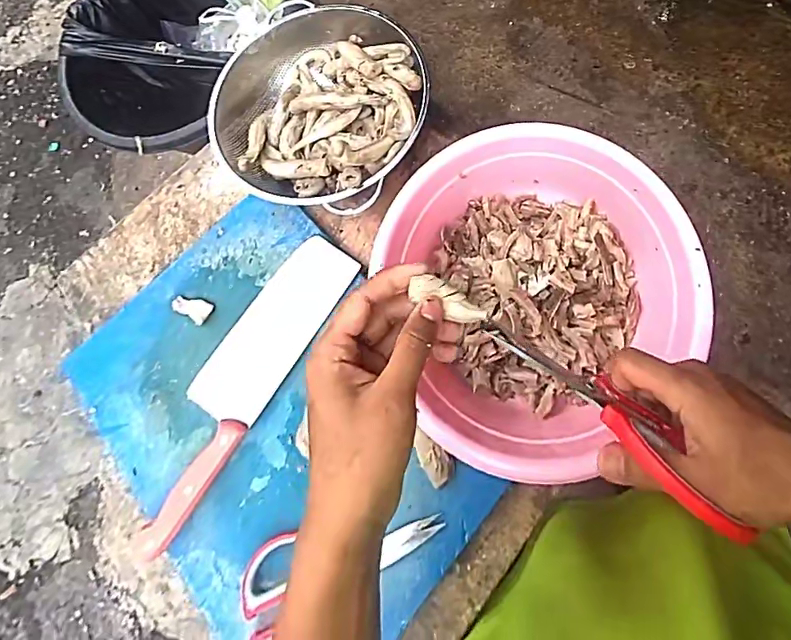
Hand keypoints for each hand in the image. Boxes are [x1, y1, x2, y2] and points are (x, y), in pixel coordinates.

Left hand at [302, 264, 463, 541]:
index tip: (429, 272)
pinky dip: (421, 353)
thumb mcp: (393, 395)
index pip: (364, 300)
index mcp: (332, 351)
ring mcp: (358, 374)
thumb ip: (413, 344)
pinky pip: (398, 359)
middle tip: (454, 303)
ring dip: (423, 331)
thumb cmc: (364, 456)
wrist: (352, 518)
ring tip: (458, 330)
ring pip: (393, 337)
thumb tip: (433, 303)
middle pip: (380, 317)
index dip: (395, 281)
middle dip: (417, 309)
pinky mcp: (373, 391)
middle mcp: (342, 356)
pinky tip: (447, 351)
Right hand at [596, 349, 790, 532]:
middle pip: (646, 378)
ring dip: (661, 421)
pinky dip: (683, 420)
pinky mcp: (732, 394)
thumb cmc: (753, 477)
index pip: (626, 362)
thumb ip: (641, 466)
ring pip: (668, 390)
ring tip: (683, 461)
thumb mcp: (691, 480)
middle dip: (638, 413)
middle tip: (653, 455)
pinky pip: (690, 396)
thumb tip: (600, 458)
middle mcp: (697, 372)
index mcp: (683, 384)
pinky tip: (706, 455)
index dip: (612, 388)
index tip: (620, 426)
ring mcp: (717, 381)